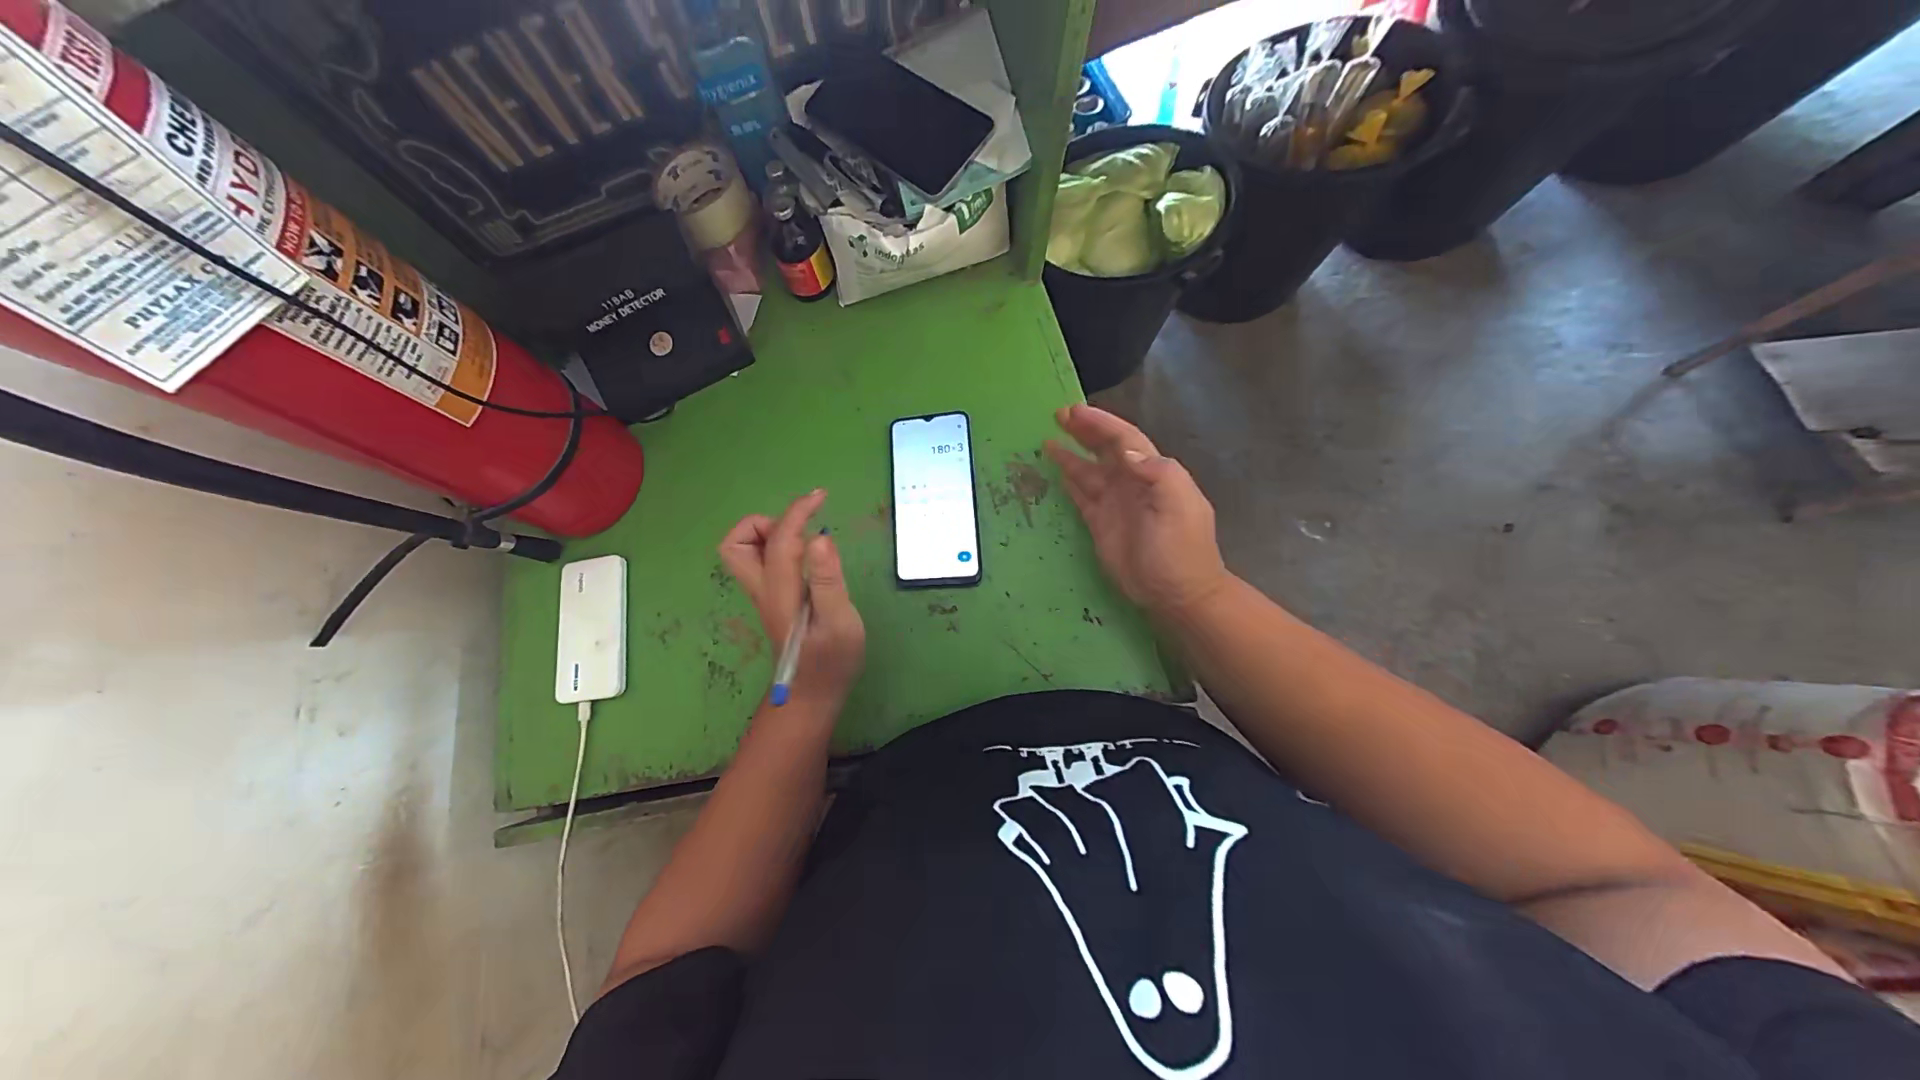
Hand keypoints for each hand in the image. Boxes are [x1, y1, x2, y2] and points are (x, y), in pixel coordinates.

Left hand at [718, 490, 865, 709]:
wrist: (813, 695)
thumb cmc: (831, 661)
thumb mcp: (839, 622)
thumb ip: (828, 581)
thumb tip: (819, 538)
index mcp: (780, 591)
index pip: (779, 539)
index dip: (797, 512)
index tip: (820, 497)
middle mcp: (764, 588)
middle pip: (735, 544)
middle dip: (764, 523)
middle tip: (800, 527)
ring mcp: (766, 595)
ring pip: (745, 552)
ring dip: (770, 533)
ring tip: (806, 539)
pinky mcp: (774, 600)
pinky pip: (764, 562)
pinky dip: (779, 547)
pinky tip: (807, 557)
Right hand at [1045, 405, 1230, 617]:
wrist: (1177, 593)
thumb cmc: (1180, 548)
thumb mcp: (1179, 505)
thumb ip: (1156, 473)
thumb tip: (1124, 451)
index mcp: (1153, 473)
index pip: (1124, 440)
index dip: (1101, 424)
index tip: (1075, 411)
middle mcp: (1131, 483)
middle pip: (1104, 450)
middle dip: (1084, 432)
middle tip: (1058, 415)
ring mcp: (1115, 504)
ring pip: (1089, 471)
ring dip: (1071, 455)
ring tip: (1048, 440)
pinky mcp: (1101, 525)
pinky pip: (1082, 496)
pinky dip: (1070, 482)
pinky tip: (1058, 470)